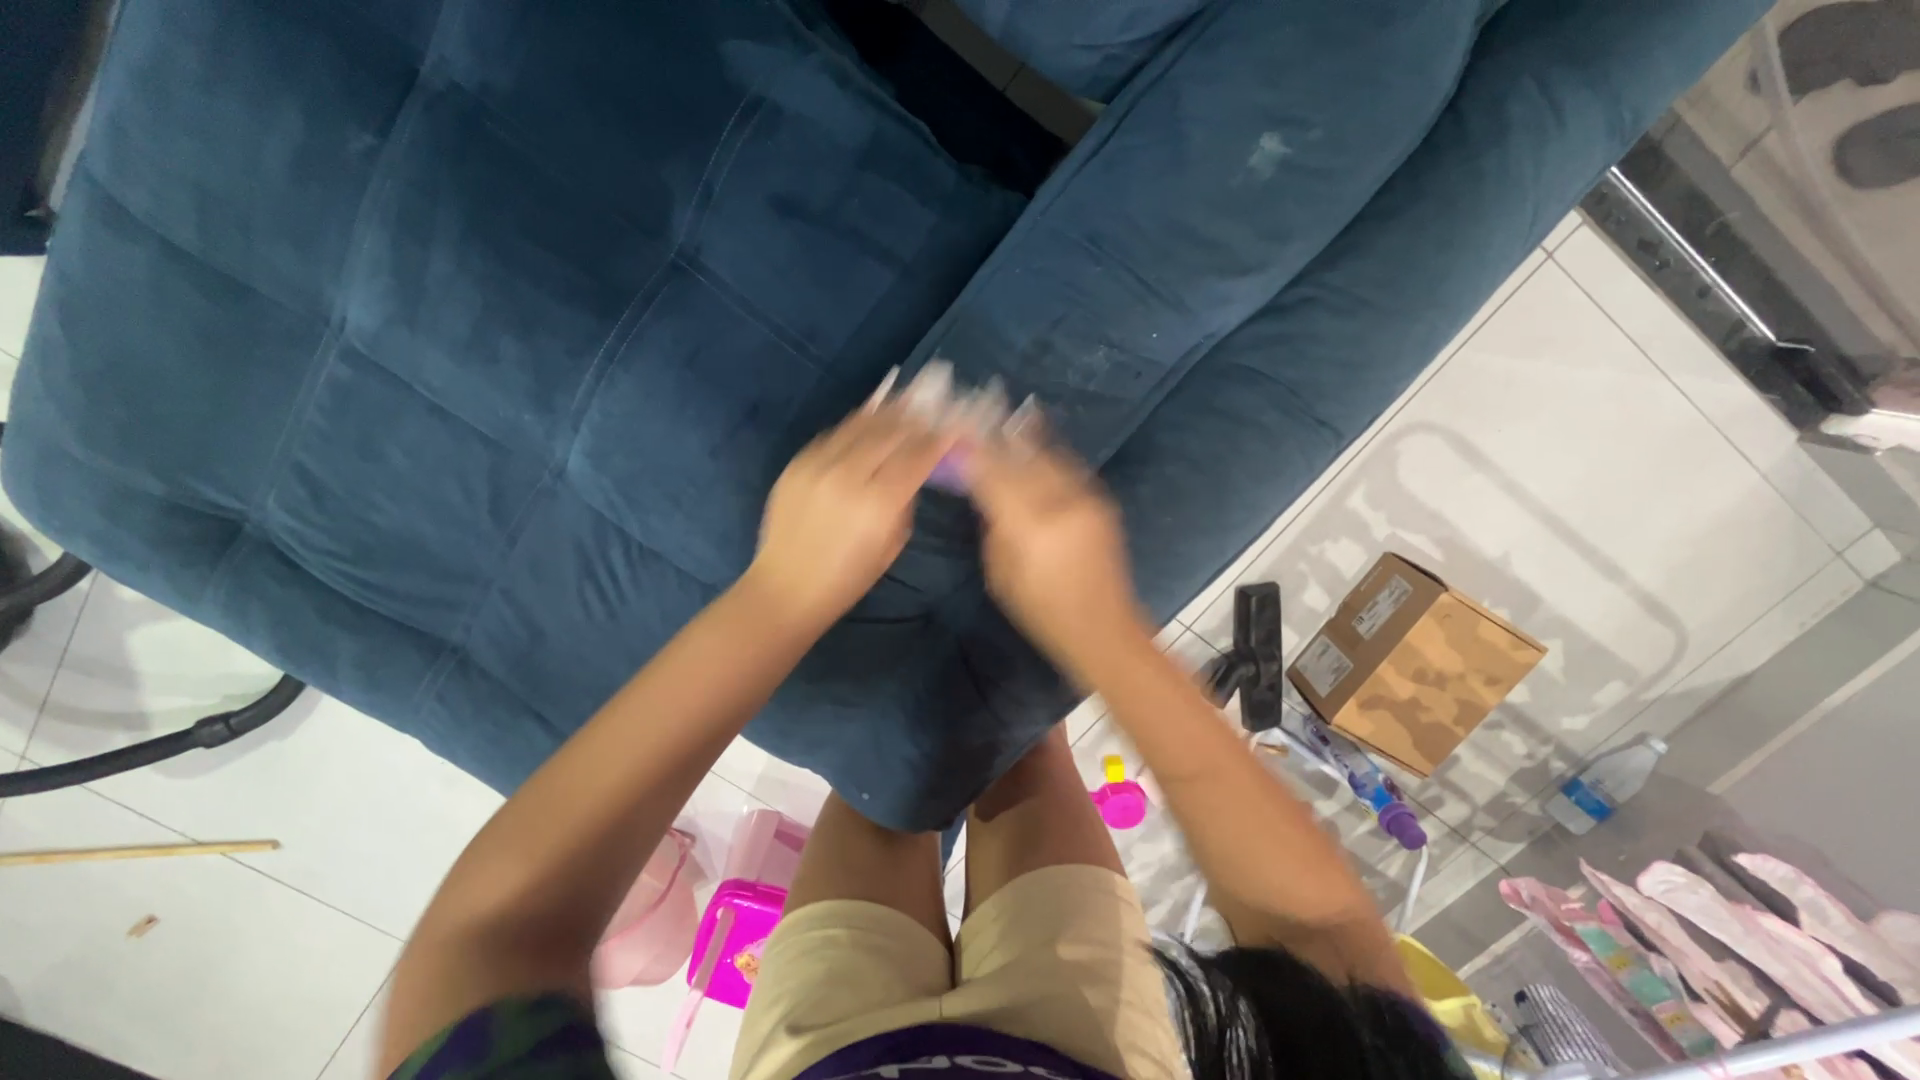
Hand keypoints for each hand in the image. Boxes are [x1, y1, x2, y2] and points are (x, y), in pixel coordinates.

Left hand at [744, 401, 957, 628]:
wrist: (786, 587)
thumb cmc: (847, 578)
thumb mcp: (892, 545)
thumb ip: (906, 501)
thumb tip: (915, 469)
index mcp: (878, 503)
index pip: (917, 455)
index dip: (939, 437)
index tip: (955, 425)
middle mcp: (848, 475)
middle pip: (891, 431)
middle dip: (917, 418)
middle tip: (934, 407)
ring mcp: (818, 465)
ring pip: (861, 424)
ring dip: (888, 411)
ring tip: (907, 400)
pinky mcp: (797, 463)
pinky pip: (835, 433)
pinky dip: (858, 424)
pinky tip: (872, 418)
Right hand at [961, 426, 1148, 667]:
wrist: (1104, 627)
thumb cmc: (1042, 612)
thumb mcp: (999, 575)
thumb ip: (992, 527)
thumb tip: (984, 492)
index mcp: (1029, 526)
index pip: (993, 475)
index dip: (972, 452)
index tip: (954, 435)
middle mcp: (1059, 503)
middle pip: (1021, 457)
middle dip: (996, 438)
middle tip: (974, 420)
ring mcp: (1085, 499)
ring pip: (1047, 455)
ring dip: (1022, 439)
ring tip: (1002, 424)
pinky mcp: (1101, 501)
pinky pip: (1068, 466)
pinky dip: (1047, 453)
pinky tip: (1033, 444)